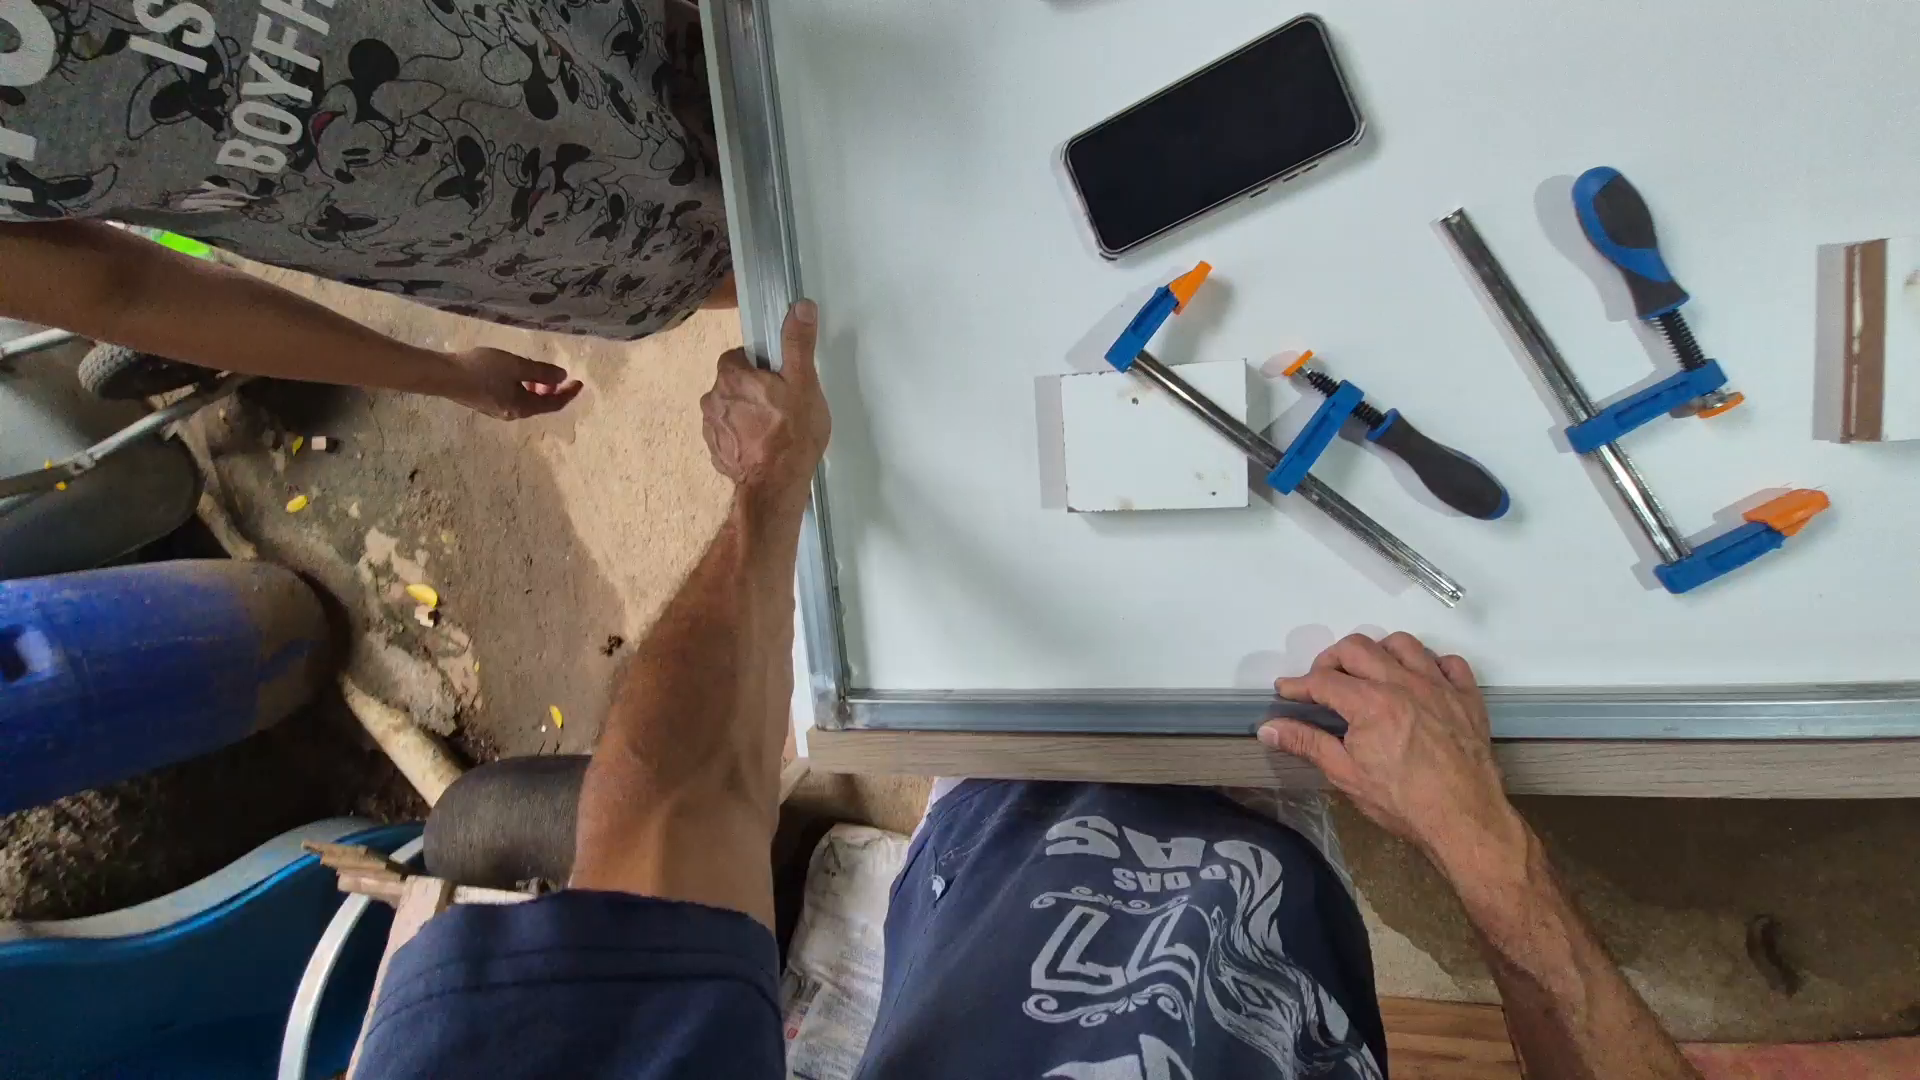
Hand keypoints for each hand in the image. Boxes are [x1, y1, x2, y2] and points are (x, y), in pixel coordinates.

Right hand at [439, 347, 583, 419]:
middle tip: (554, 374)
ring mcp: (496, 410)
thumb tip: (563, 377)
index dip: (569, 393)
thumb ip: (542, 372)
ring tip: (534, 372)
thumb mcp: (517, 366)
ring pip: (525, 400)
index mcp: (523, 408)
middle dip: (552, 390)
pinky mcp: (484, 403)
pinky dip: (521, 387)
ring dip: (535, 387)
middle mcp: (512, 414)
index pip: (554, 403)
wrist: (442, 375)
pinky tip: (513, 374)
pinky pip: (511, 397)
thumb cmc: (482, 369)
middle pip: (540, 404)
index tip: (579, 382)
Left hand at [700, 300, 830, 516]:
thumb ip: (798, 344)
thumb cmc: (791, 432)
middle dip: (753, 393)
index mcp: (730, 375)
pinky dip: (743, 442)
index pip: (738, 357)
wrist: (775, 486)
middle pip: (733, 385)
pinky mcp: (716, 455)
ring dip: (747, 418)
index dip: (759, 366)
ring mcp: (710, 429)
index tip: (779, 381)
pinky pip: (729, 439)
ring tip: (775, 433)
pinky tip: (764, 451)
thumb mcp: (803, 383)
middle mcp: (711, 398)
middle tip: (782, 407)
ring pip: (730, 412)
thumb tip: (800, 305)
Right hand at [1258, 633, 1523, 871]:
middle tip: (1323, 683)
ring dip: (1378, 653)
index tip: (1286, 692)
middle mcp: (1403, 684)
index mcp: (1370, 703)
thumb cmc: (1403, 803)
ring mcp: (1439, 687)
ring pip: (1401, 644)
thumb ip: (1306, 742)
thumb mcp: (1345, 774)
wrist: (1467, 824)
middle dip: (1330, 660)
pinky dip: (1430, 664)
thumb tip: (1267, 729)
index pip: (1322, 680)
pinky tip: (1418, 682)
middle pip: (1356, 647)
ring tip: (1369, 675)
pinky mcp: (1467, 699)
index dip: (1297, 685)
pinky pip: (1449, 662)